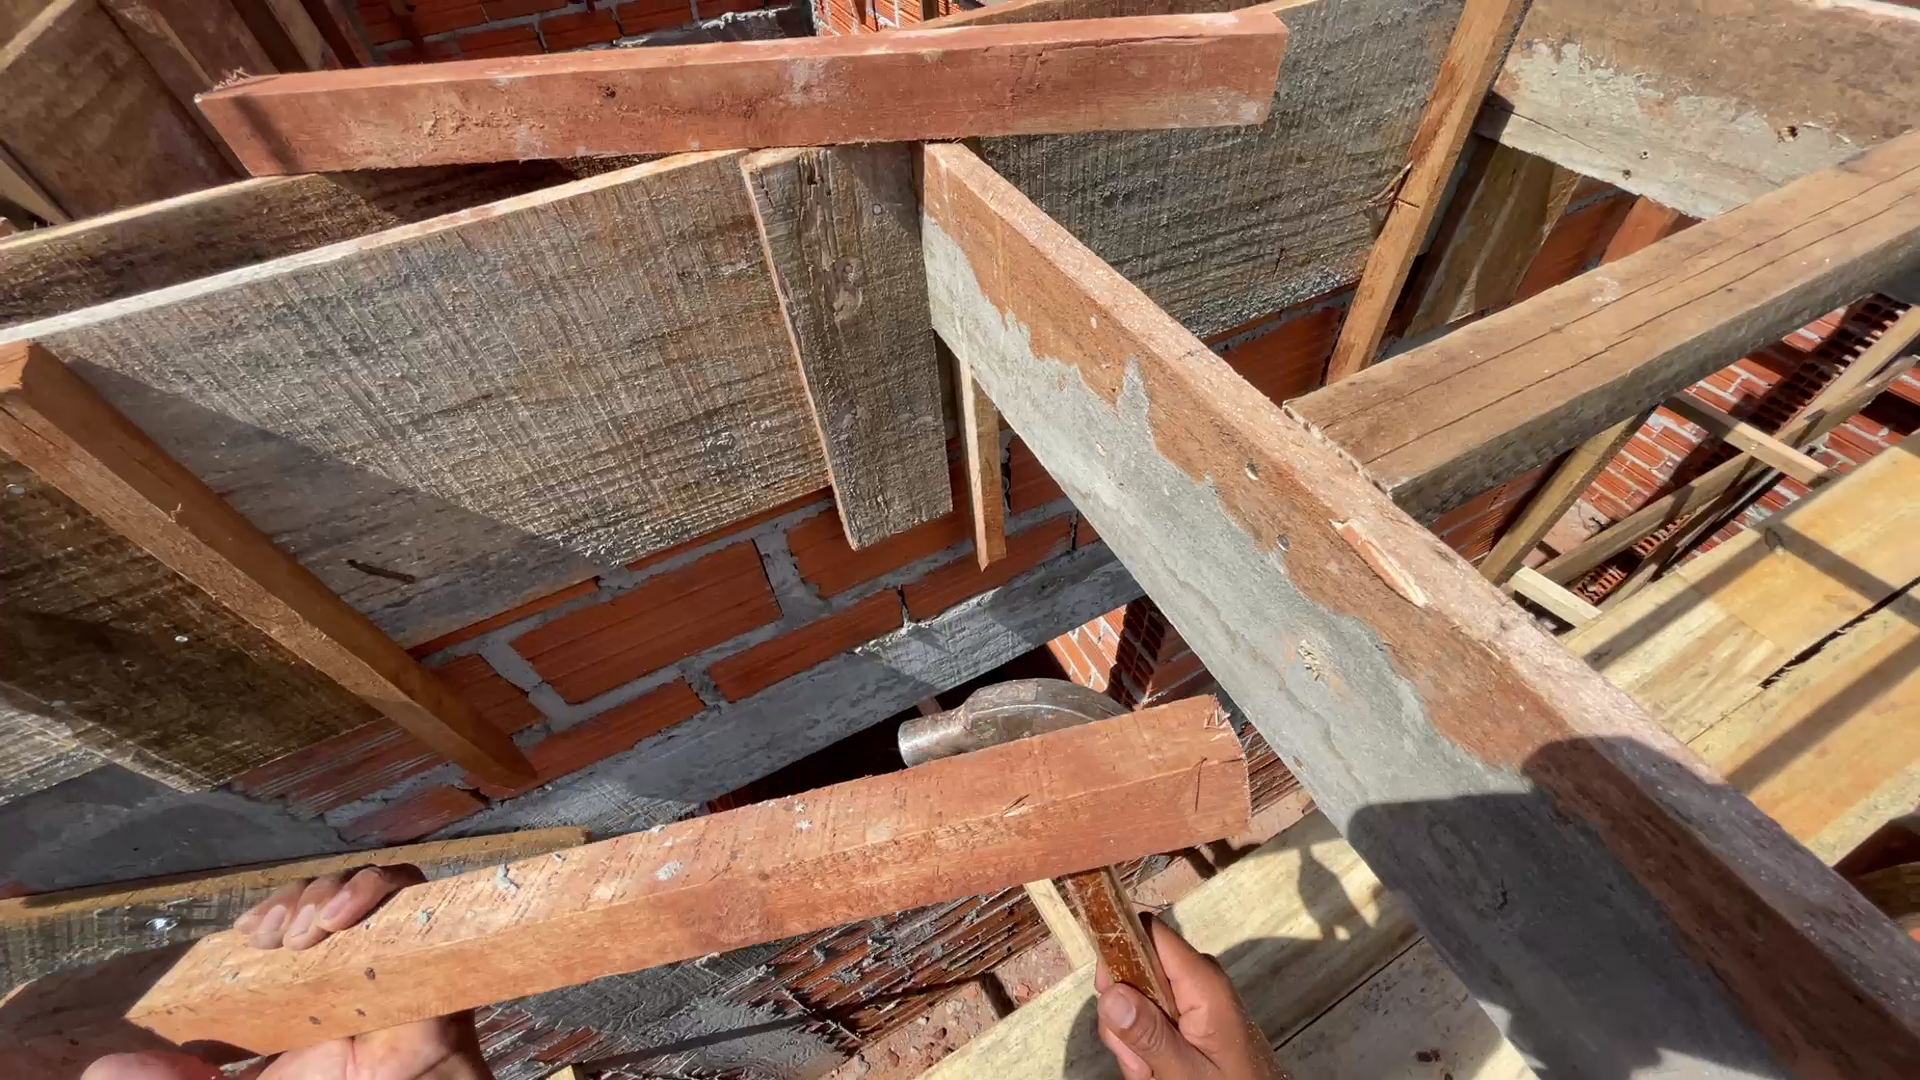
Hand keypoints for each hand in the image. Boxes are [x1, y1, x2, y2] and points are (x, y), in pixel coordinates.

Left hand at [84, 866, 492, 1079]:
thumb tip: (100, 1066)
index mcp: (310, 981)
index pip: (293, 920)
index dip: (270, 914)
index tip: (248, 933)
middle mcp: (353, 949)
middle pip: (326, 892)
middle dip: (294, 900)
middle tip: (273, 935)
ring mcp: (391, 935)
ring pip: (362, 880)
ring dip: (326, 892)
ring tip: (306, 931)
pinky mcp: (424, 927)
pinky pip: (407, 884)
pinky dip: (372, 885)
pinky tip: (339, 915)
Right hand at [1095, 919, 1288, 1079]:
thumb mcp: (1187, 1075)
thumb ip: (1149, 1035)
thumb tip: (1110, 991)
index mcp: (1202, 979)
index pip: (1149, 929)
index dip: (1119, 948)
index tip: (1105, 991)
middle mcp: (1197, 976)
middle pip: (1137, 966)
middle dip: (1124, 1010)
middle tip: (1136, 1058)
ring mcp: (1194, 994)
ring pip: (1138, 994)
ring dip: (1133, 1034)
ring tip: (1150, 1073)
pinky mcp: (1192, 1012)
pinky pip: (1152, 1012)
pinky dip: (1145, 1042)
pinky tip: (1157, 1070)